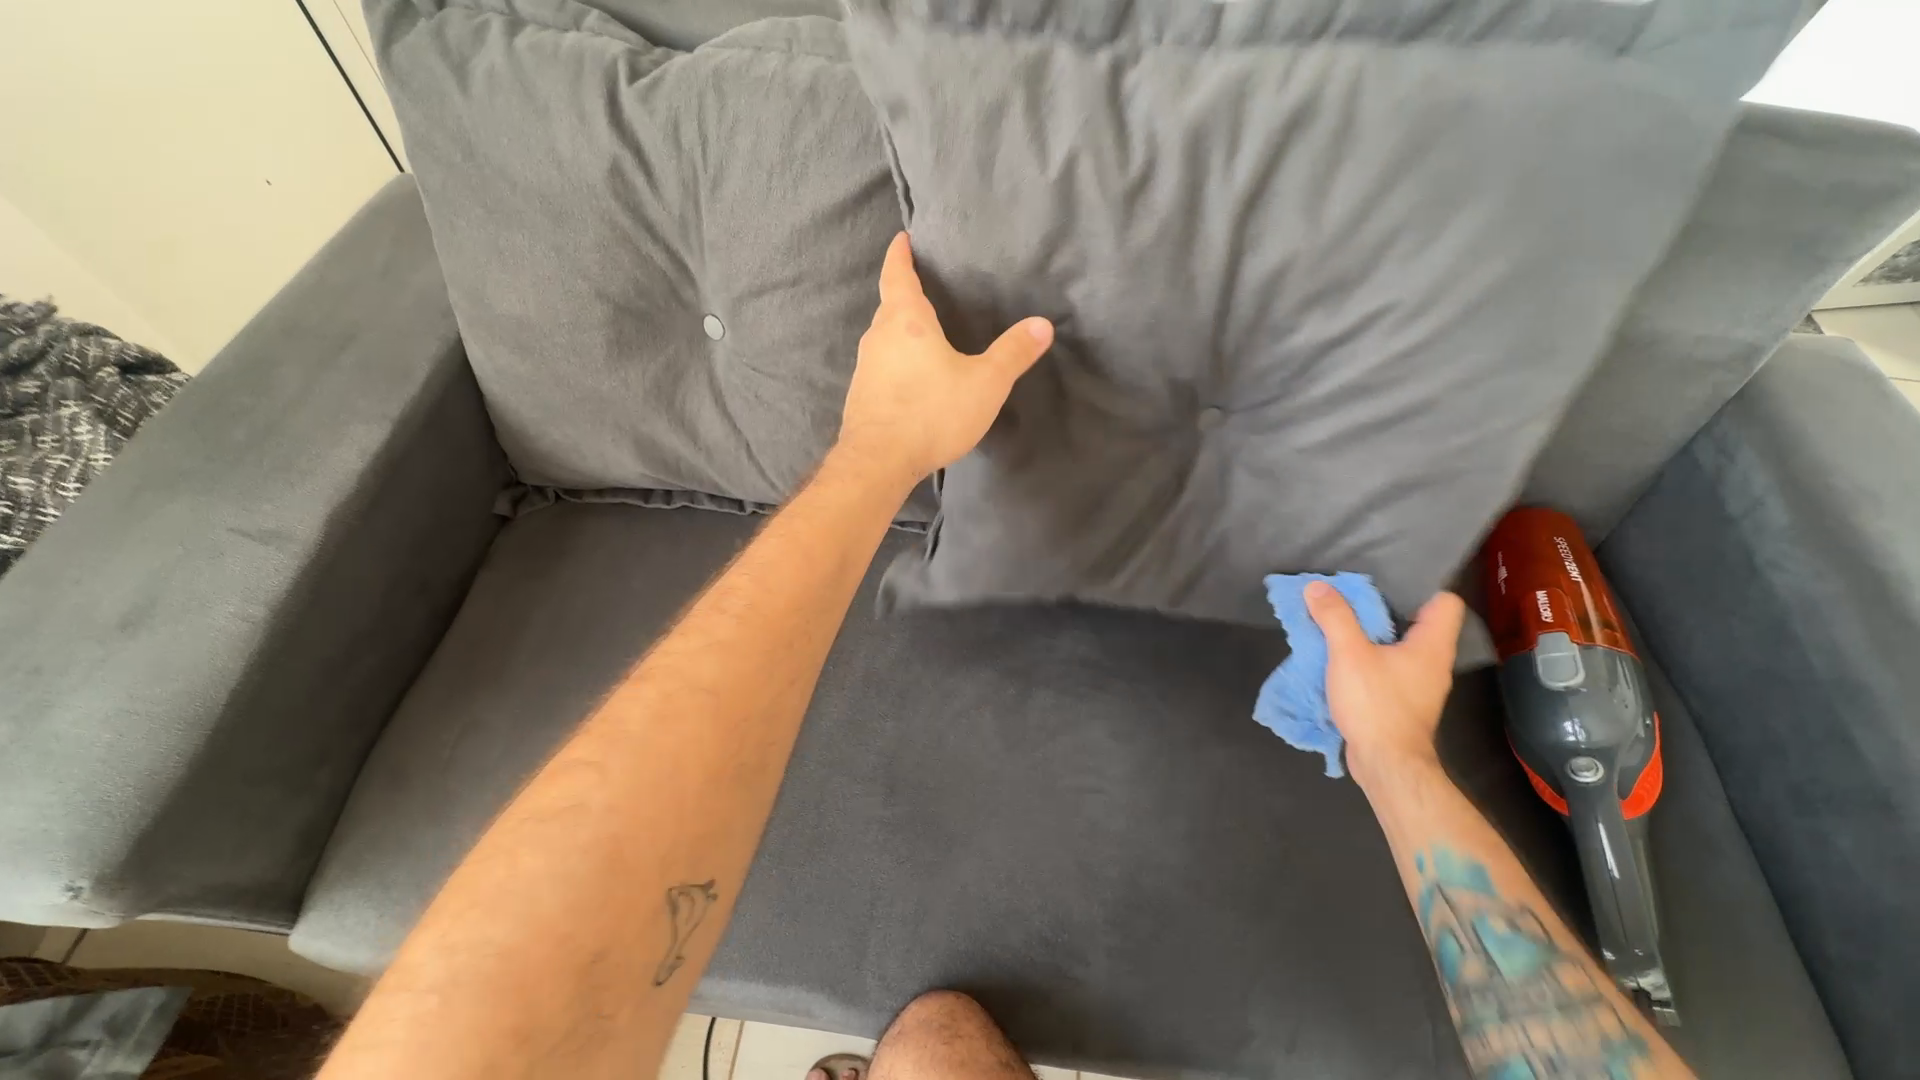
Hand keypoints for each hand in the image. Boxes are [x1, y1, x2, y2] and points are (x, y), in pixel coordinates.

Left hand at [835, 232, 1052, 488]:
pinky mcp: (862, 396)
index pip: (897, 274)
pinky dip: (896, 362)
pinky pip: (881, 367)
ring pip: (884, 338)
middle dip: (904, 293)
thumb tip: (1043, 325)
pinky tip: (912, 379)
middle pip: (889, 306)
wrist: (878, 462)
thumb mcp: (985, 383)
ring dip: (900, 332)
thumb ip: (1013, 354)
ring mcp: (865, 368)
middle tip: (923, 286)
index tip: (902, 239)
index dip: (900, 254)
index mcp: (906, 320)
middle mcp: (879, 337)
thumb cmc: (932, 413)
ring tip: (923, 333)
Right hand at [1306, 582, 1466, 787]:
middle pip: (1418, 622)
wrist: (1386, 763)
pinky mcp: (1403, 702)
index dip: (1420, 586)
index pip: (1445, 601)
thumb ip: (1334, 617)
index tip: (1386, 581)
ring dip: (1373, 635)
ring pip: (1400, 647)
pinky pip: (1389, 668)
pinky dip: (1369, 659)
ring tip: (1343, 623)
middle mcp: (1433, 662)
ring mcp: (1420, 685)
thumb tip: (1317, 586)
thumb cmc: (1376, 704)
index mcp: (1432, 645)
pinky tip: (1343, 659)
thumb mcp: (1348, 654)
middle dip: (1386, 608)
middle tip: (1353, 596)